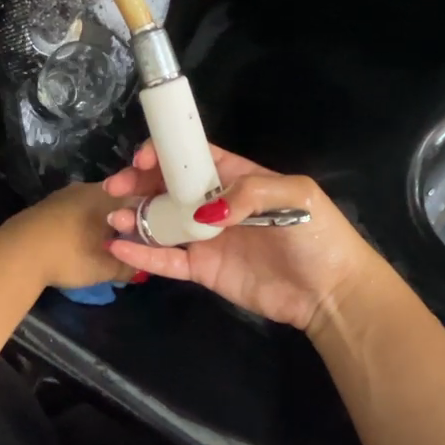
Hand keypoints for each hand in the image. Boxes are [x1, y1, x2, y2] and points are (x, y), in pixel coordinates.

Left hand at [0, 182, 136, 289]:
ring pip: (90, 207)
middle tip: (124, 246)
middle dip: (120, 224)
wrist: (16, 253)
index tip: (146, 239)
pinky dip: (77, 226)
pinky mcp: (44, 206)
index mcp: (107, 196)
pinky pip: (70, 213)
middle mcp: (86, 188)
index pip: (137, 201)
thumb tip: (139, 268)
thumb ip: (127, 267)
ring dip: (96, 225)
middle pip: (112, 202)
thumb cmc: (69, 257)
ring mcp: (62, 195)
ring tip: (100, 247)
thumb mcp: (104, 268)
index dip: (145, 221)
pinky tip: (74, 243)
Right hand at [103, 142, 386, 330]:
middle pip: (168, 188)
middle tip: (114, 188)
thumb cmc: (319, 236)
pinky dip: (142, 253)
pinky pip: (166, 259)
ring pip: (161, 223)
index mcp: (237, 178)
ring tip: (114, 218)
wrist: (330, 291)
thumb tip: (202, 212)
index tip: (142, 158)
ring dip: (135, 218)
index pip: (194, 158)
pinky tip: (120, 246)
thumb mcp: (295, 195)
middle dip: (138, 184)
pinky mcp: (202, 270)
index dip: (165, 153)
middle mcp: (216, 205)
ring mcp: (206, 239)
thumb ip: (248, 192)